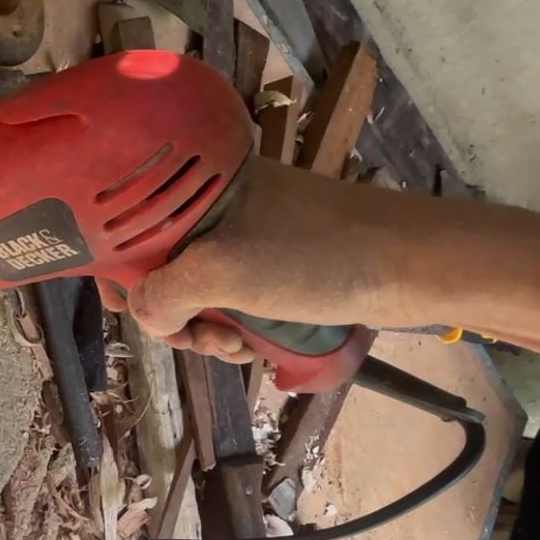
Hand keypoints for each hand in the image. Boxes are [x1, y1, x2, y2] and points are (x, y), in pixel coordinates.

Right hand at [99, 158, 425, 360]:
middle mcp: (211, 209)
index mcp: (192, 192)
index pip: (124, 231)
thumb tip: (146, 319)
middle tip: (193, 335)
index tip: (136, 311)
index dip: (119, 275)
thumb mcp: (220, 274)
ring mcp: (243, 236)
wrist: (420, 266)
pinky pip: (225, 299)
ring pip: (190, 291)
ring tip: (233, 346)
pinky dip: (229, 327)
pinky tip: (251, 345)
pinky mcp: (269, 262)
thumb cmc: (316, 257)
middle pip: (155, 269)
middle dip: (168, 313)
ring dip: (202, 328)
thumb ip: (160, 296)